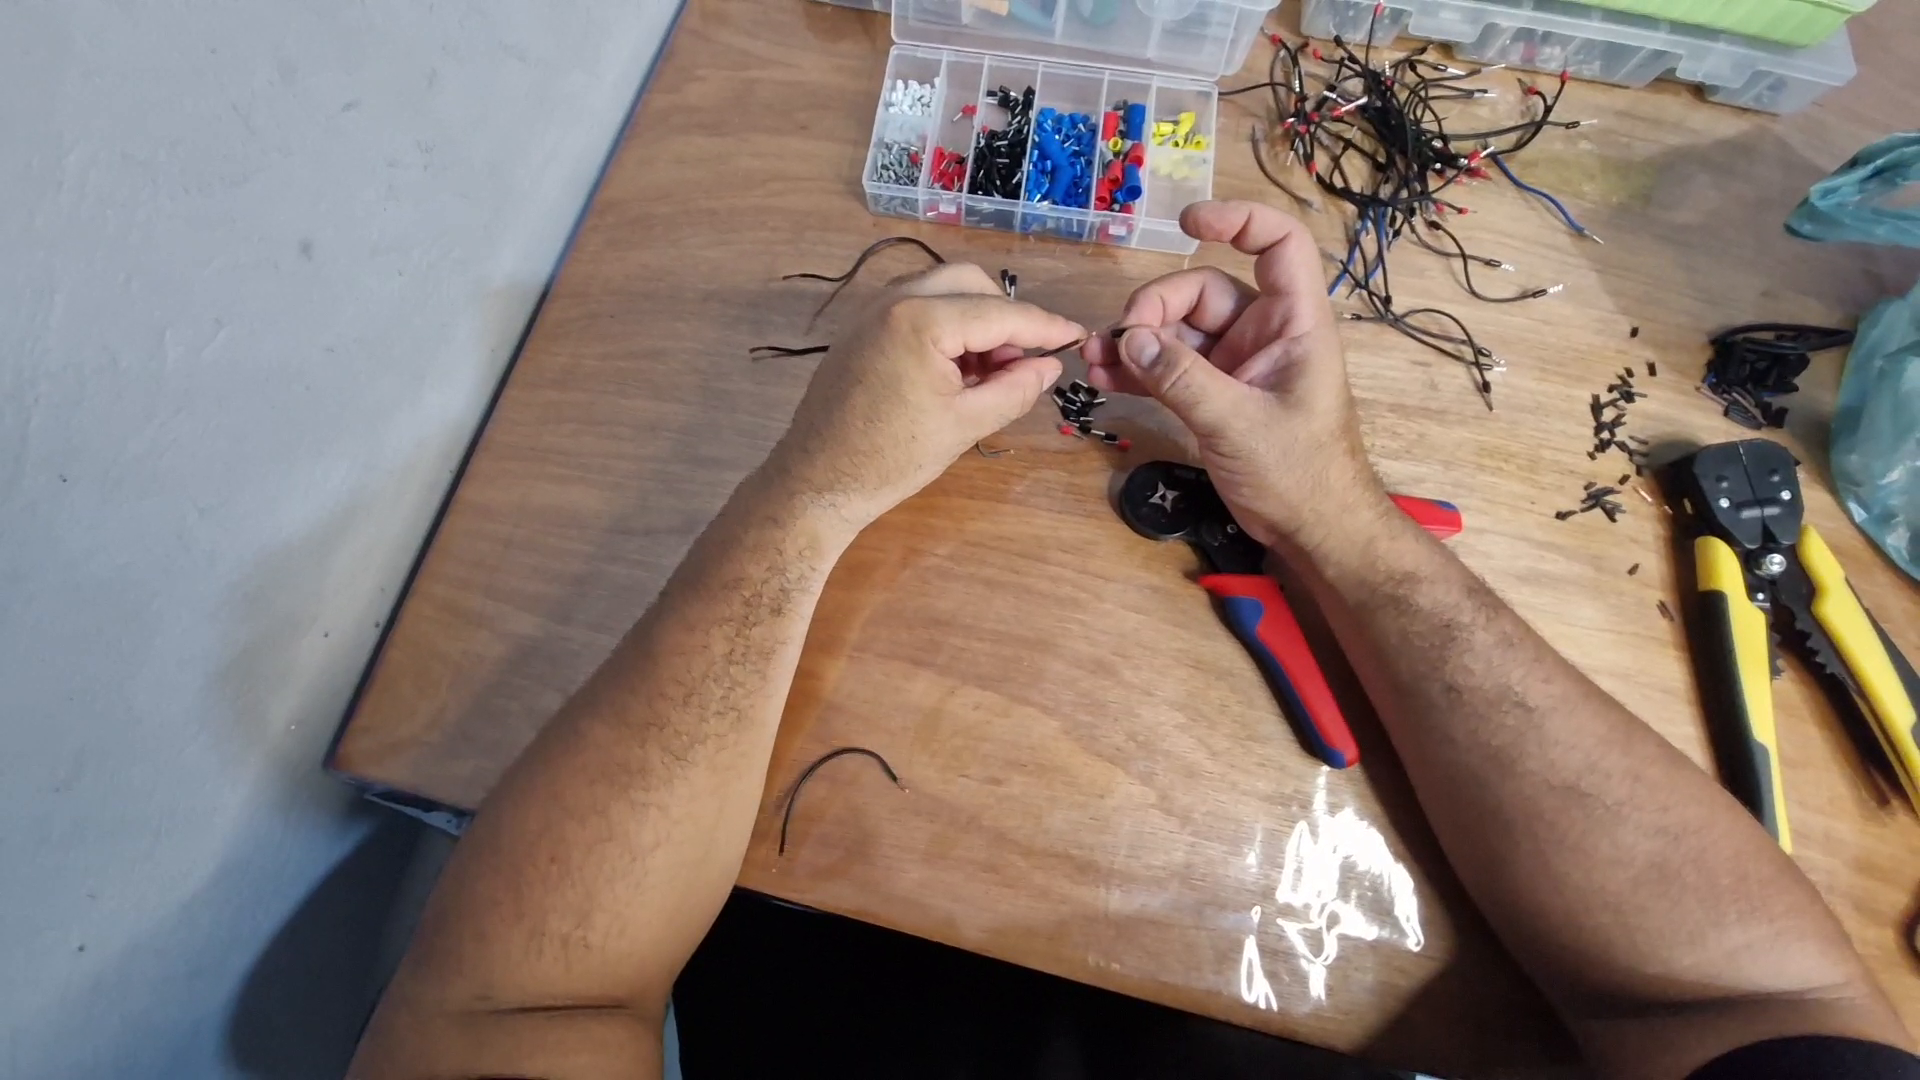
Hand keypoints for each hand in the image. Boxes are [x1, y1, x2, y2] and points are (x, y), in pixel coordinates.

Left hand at [768, 263, 1086, 528]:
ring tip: (986, 374)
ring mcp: (872, 310)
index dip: (1043, 325)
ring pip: (942, 291)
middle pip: (970, 284)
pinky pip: (916, 308)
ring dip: (974, 320)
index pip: (999, 312)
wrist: (818, 481)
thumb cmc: (892, 459)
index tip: (1076, 335)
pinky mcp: (861, 328)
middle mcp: (894, 299)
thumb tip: (1049, 365)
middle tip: (1019, 363)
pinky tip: (952, 371)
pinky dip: (945, 327)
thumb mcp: (965, 426)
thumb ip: (1014, 388)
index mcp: (921, 320)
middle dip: (1004, 316)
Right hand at [1080, 200, 1391, 552]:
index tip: (1186, 222)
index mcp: (1293, 322)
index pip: (1277, 245)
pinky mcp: (1212, 394)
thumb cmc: (1298, 472)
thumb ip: (1183, 380)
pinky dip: (1139, 372)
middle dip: (1156, 310)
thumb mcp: (1238, 422)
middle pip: (1202, 293)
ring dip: (1135, 343)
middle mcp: (1262, 333)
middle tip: (1119, 342)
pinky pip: (1169, 370)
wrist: (1309, 527)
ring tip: (1094, 360)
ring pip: (1177, 333)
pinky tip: (1105, 380)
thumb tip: (1130, 340)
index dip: (1239, 220)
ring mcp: (1234, 364)